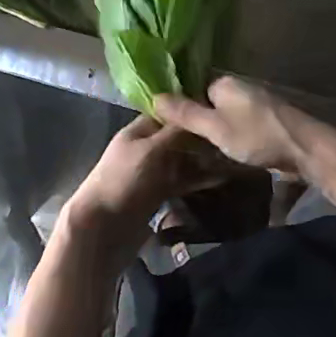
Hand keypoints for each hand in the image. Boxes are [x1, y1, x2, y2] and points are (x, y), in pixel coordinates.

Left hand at [58, 116, 222, 270]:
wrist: (103, 229)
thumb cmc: (124, 181)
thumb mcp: (151, 150)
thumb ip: (175, 131)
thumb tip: (198, 107)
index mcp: (138, 131)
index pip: (167, 113)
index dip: (190, 109)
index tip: (218, 108)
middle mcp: (146, 148)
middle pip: (178, 137)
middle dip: (202, 136)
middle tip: (232, 135)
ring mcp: (153, 172)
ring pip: (183, 160)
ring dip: (204, 159)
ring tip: (232, 156)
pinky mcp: (159, 194)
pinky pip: (183, 181)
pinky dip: (199, 179)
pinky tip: (221, 177)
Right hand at [155, 78, 305, 175]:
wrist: (304, 150)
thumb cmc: (257, 136)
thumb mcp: (215, 128)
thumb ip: (186, 114)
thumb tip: (154, 96)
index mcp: (225, 82)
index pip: (192, 86)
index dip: (179, 104)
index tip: (165, 124)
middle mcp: (240, 88)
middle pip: (209, 101)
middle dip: (196, 120)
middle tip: (177, 142)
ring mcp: (255, 104)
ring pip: (225, 115)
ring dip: (213, 131)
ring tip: (195, 150)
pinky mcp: (266, 122)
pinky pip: (239, 126)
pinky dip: (230, 137)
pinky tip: (222, 152)